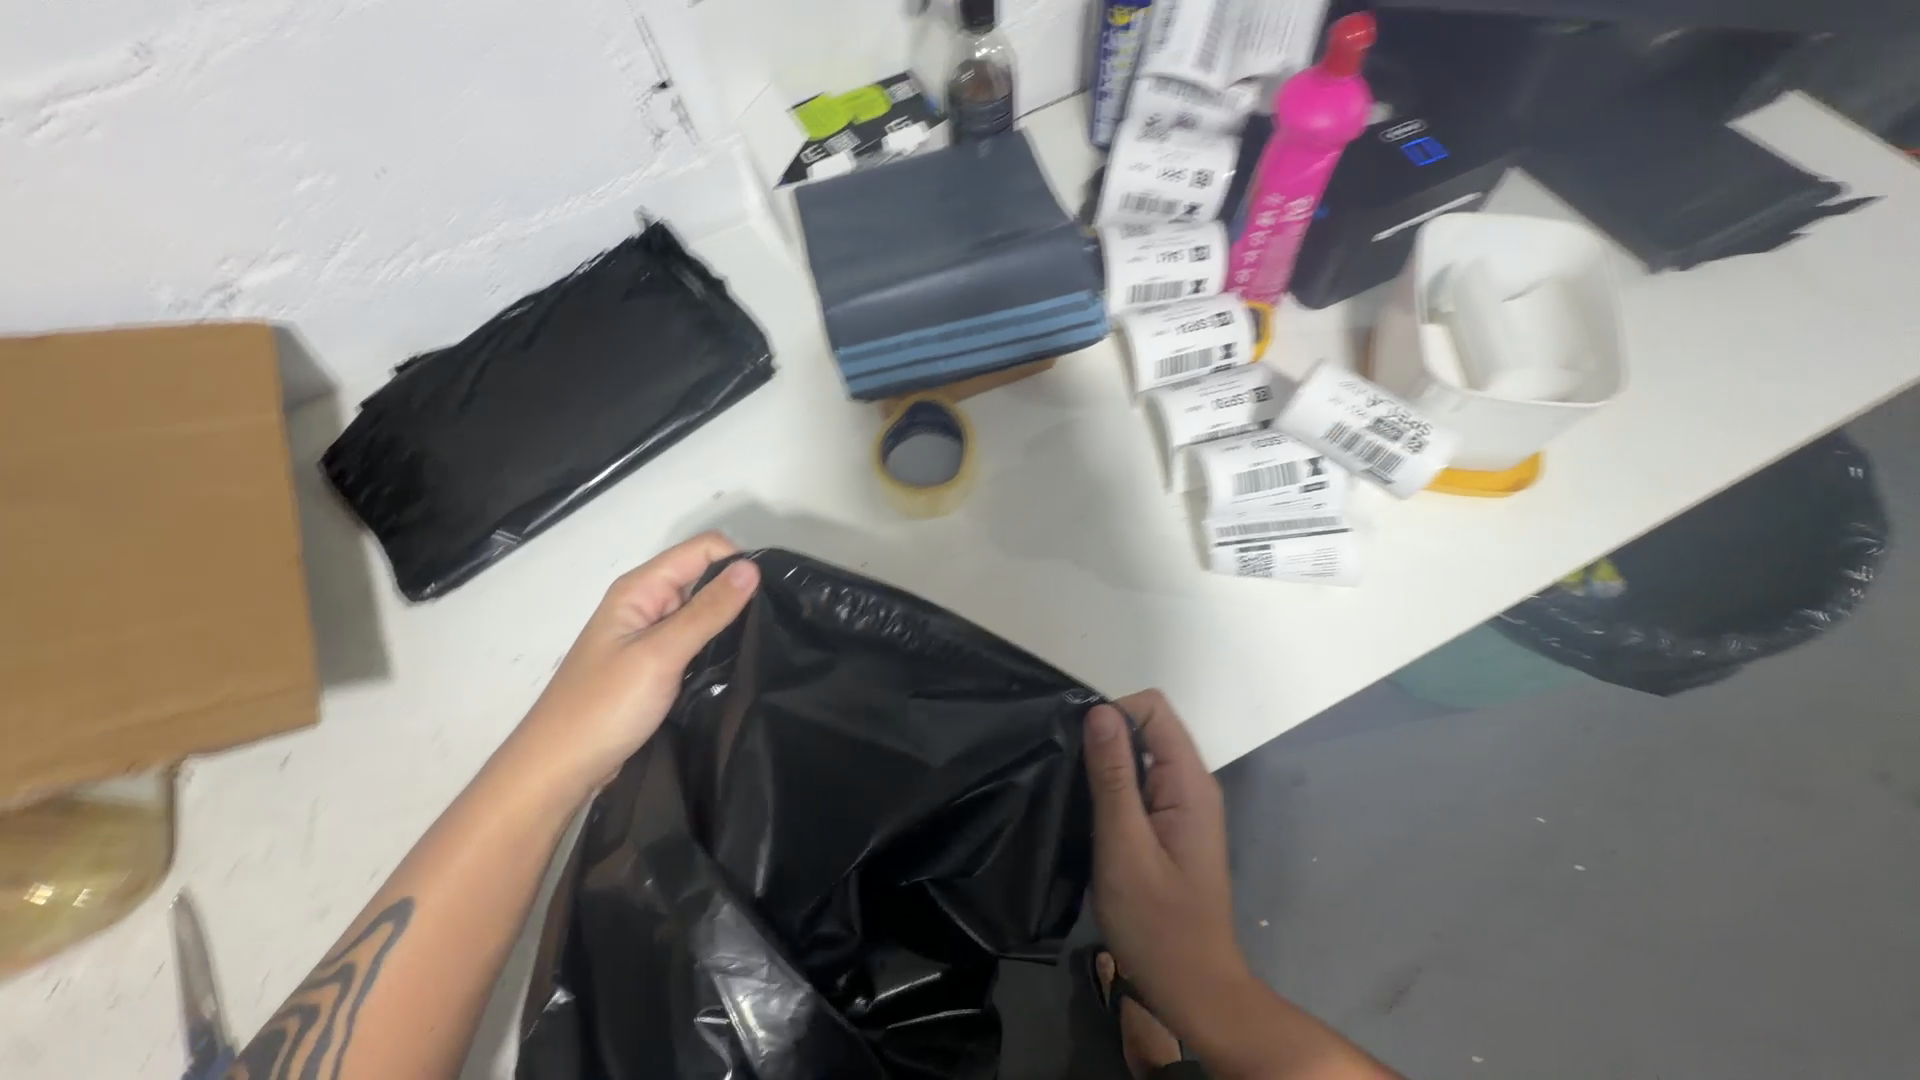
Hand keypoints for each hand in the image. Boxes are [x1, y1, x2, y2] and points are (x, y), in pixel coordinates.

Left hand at [516, 532, 760, 795]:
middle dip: (738, 591)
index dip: (738, 562)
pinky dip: (716, 646)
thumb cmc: (604, 707)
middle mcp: (645, 604)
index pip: (703, 549)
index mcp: (640, 588)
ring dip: (729, 621)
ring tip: (763, 643)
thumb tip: (752, 568)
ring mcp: (650, 637)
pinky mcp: (656, 666)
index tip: (771, 595)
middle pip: (704, 576)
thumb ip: (708, 610)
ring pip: (702, 611)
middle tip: (773, 624)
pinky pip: (695, 642)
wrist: (560, 769)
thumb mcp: (660, 654)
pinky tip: (737, 664)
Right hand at [1084, 691, 1253, 1050]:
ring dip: (1105, 769)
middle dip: (1105, 741)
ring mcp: (1182, 808)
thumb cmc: (1157, 923)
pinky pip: (1139, 787)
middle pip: (1147, 729)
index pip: (1154, 709)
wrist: (1191, 989)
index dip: (1113, 715)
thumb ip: (1113, 777)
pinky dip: (1112, 792)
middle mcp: (1191, 785)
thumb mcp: (1124, 846)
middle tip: (1068, 778)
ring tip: (1073, 798)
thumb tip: (1100, 712)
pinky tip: (1089, 818)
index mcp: (1189, 783)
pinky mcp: (1169, 828)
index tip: (1078, 750)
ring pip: (1140, 758)